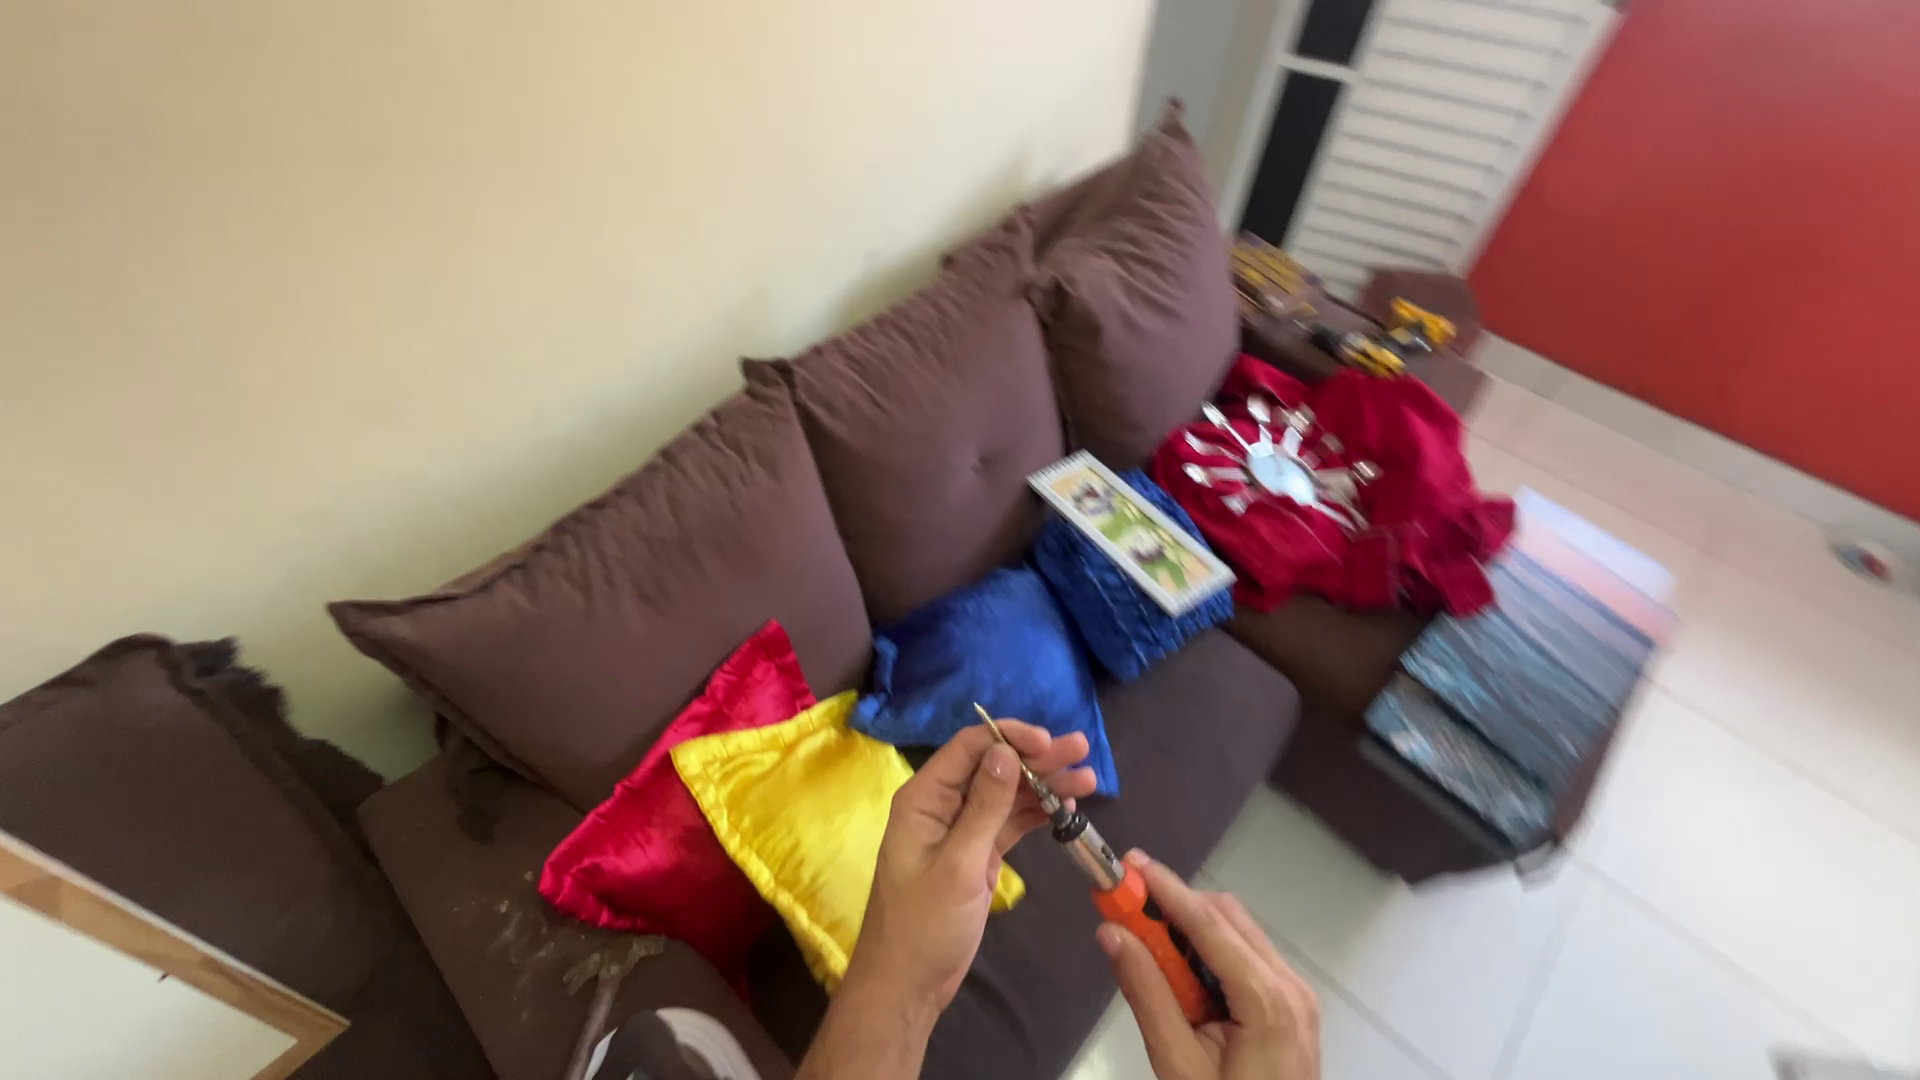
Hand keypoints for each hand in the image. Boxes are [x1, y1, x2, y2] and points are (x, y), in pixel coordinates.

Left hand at [845, 720, 1095, 1021]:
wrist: (909, 985)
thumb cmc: (924, 924)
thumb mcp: (958, 864)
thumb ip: (984, 807)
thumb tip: (1006, 752)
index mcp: (925, 797)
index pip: (970, 747)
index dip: (1009, 737)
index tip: (1047, 742)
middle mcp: (943, 804)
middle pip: (995, 766)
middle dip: (1037, 757)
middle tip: (1080, 749)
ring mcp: (963, 827)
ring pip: (1008, 793)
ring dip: (1045, 783)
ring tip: (1087, 775)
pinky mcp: (979, 851)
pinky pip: (1011, 821)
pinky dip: (1038, 812)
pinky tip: (1068, 804)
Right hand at [1099, 851, 1319, 1079]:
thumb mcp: (1178, 1066)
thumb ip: (1146, 992)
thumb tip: (1110, 931)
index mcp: (1268, 1002)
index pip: (1209, 923)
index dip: (1166, 887)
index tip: (1129, 862)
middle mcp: (1290, 986)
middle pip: (1225, 916)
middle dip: (1175, 903)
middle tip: (1127, 907)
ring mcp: (1297, 995)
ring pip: (1236, 929)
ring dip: (1190, 925)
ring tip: (1147, 943)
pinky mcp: (1292, 1005)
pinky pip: (1245, 953)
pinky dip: (1208, 947)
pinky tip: (1181, 972)